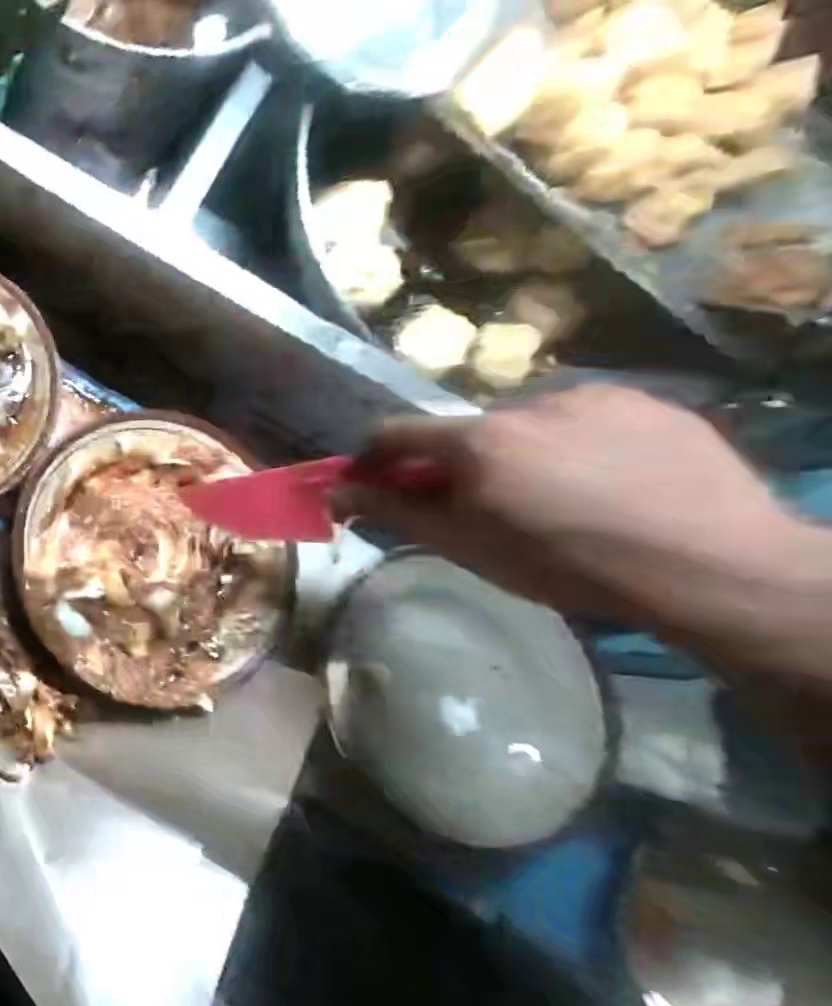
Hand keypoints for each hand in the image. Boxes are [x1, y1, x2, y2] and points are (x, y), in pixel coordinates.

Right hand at [336, 385, 806, 632]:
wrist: (711, 566)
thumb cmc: (562, 563)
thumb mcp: (460, 544)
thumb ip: (391, 510)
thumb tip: (334, 492)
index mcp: (476, 440)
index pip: (395, 432)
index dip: (375, 458)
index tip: (378, 485)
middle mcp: (528, 404)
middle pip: (463, 431)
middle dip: (457, 463)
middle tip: (481, 505)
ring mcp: (595, 399)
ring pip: (526, 423)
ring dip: (518, 451)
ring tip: (551, 495)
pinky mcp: (651, 404)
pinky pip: (585, 418)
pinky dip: (574, 443)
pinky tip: (601, 480)